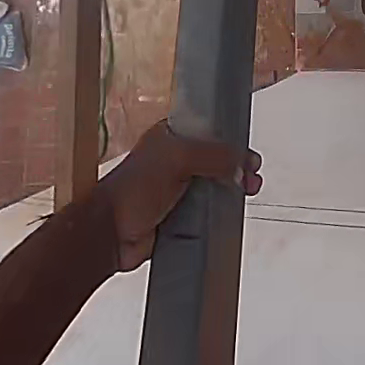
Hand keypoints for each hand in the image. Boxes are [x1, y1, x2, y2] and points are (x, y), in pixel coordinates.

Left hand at [99, 120, 262, 270]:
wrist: (111, 234)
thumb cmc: (134, 189)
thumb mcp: (179, 158)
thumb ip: (215, 155)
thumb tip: (244, 164)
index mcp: (172, 135)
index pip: (212, 129)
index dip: (233, 139)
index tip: (248, 153)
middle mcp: (177, 157)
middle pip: (220, 156)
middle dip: (240, 164)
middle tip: (252, 174)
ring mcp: (180, 185)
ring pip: (218, 181)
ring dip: (236, 185)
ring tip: (248, 191)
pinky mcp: (182, 210)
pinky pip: (210, 204)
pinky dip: (224, 206)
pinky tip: (233, 207)